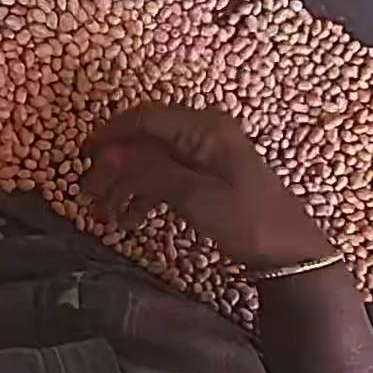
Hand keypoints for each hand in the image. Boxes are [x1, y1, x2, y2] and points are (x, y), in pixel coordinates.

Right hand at [81, 105, 334, 268]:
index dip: (110, 134)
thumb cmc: (247, 222)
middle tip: (89, 193)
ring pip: (152, 160)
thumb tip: (109, 154)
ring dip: (126, 184)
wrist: (290, 253)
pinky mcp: (208, 175)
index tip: (82, 153)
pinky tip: (130, 219)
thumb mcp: (196, 197)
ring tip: (103, 212)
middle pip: (145, 140)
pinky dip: (146, 194)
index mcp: (205, 128)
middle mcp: (204, 132)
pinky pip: (167, 176)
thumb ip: (151, 172)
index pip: (145, 119)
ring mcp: (207, 154)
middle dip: (114, 165)